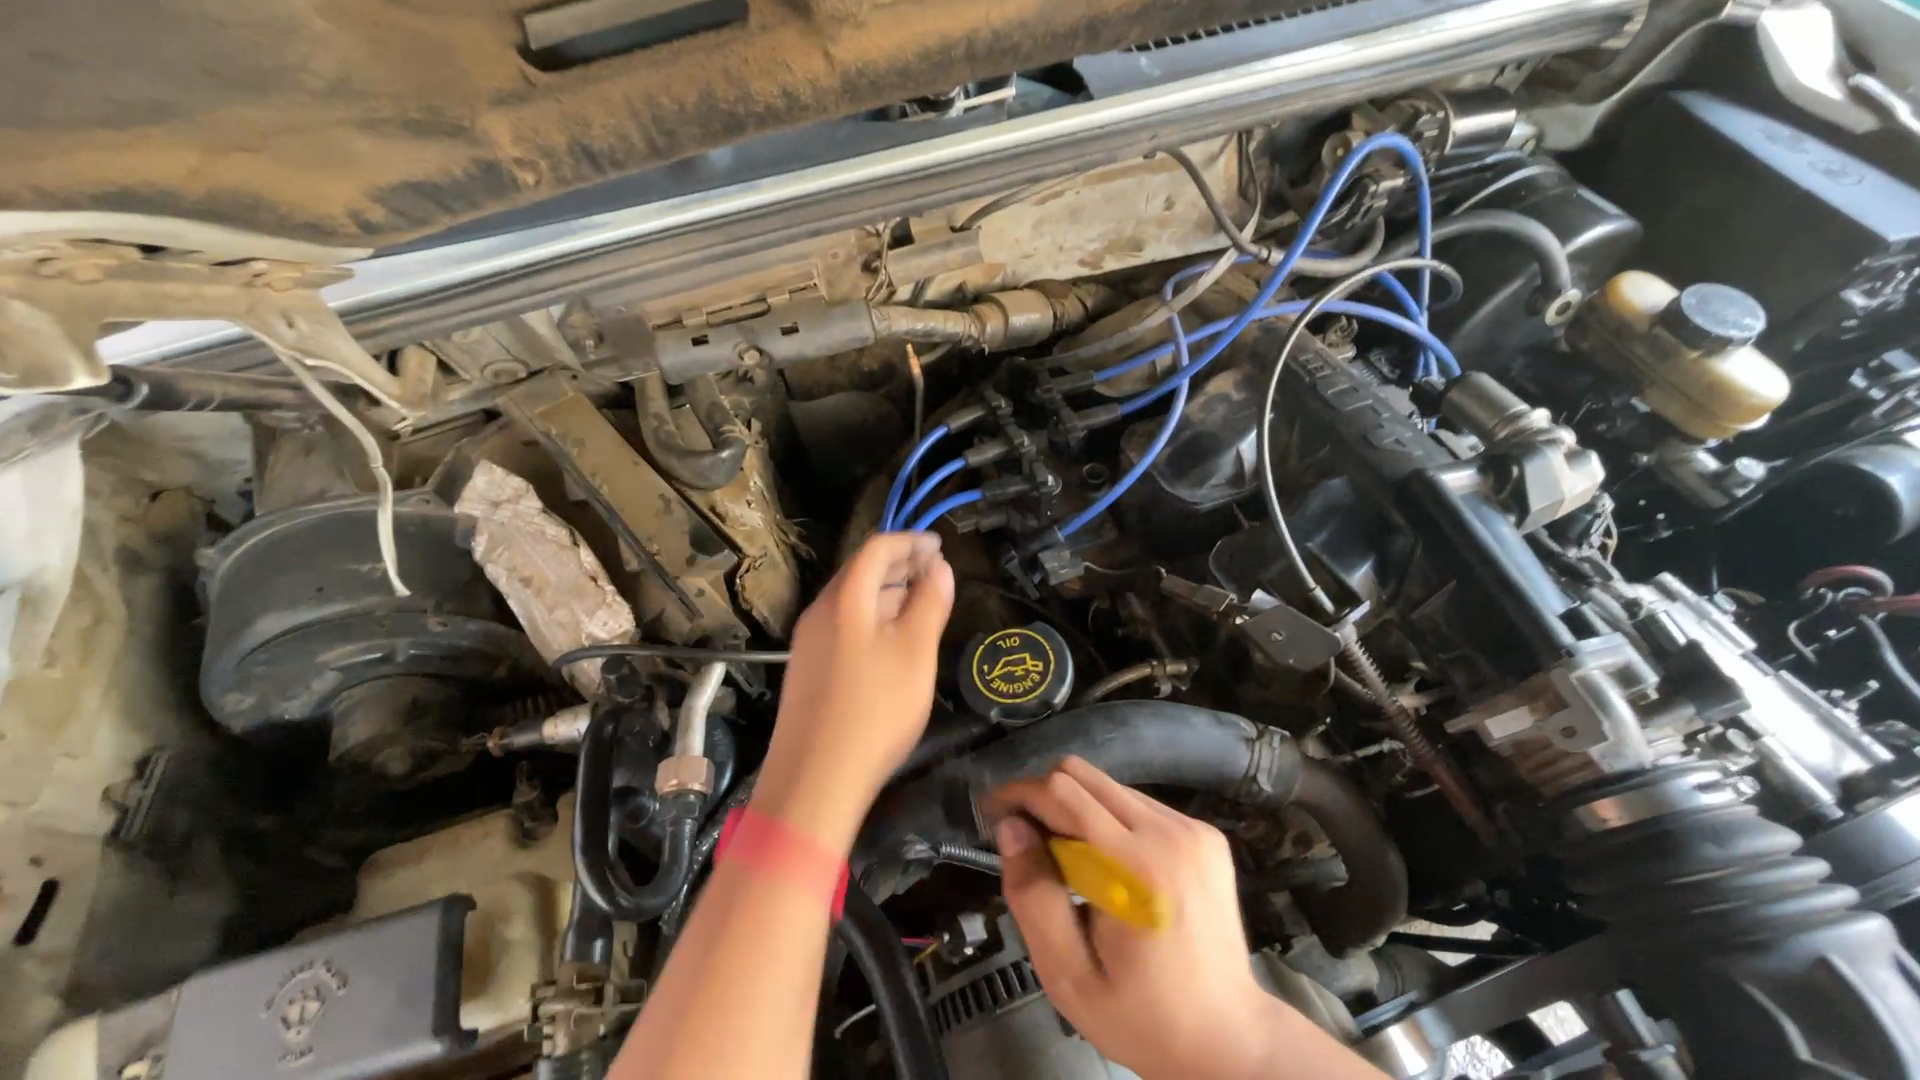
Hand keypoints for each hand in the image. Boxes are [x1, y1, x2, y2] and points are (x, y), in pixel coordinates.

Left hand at [754, 532, 953, 849]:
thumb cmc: (874, 710)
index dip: (910, 541)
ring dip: (886, 594)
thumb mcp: (915, 654)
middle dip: (899, 566)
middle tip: (934, 573)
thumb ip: (929, 604)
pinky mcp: (808, 672)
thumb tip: (939, 567)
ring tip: (920, 605)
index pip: (876, 548)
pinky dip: (872, 621)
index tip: (940, 546)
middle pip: (860, 573)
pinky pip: (843, 628)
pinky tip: (891, 645)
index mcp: (845, 600)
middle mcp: (819, 614)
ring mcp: (809, 644)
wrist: (815, 779)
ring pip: (851, 603)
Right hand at [993, 758, 1371, 1079]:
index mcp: (1137, 867)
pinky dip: (1109, 821)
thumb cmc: (1141, 1016)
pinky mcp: (1205, 835)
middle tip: (1021, 838)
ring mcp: (1194, 830)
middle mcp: (1170, 833)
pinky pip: (1139, 805)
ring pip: (1110, 786)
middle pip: (1084, 776)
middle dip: (1042, 796)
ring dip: (1076, 810)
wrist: (1228, 1037)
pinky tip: (1107, 866)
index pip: (1063, 792)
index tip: (992, 816)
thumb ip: (1034, 897)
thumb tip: (1010, 829)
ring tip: (1064, 861)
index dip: (1018, 795)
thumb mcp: (1068, 974)